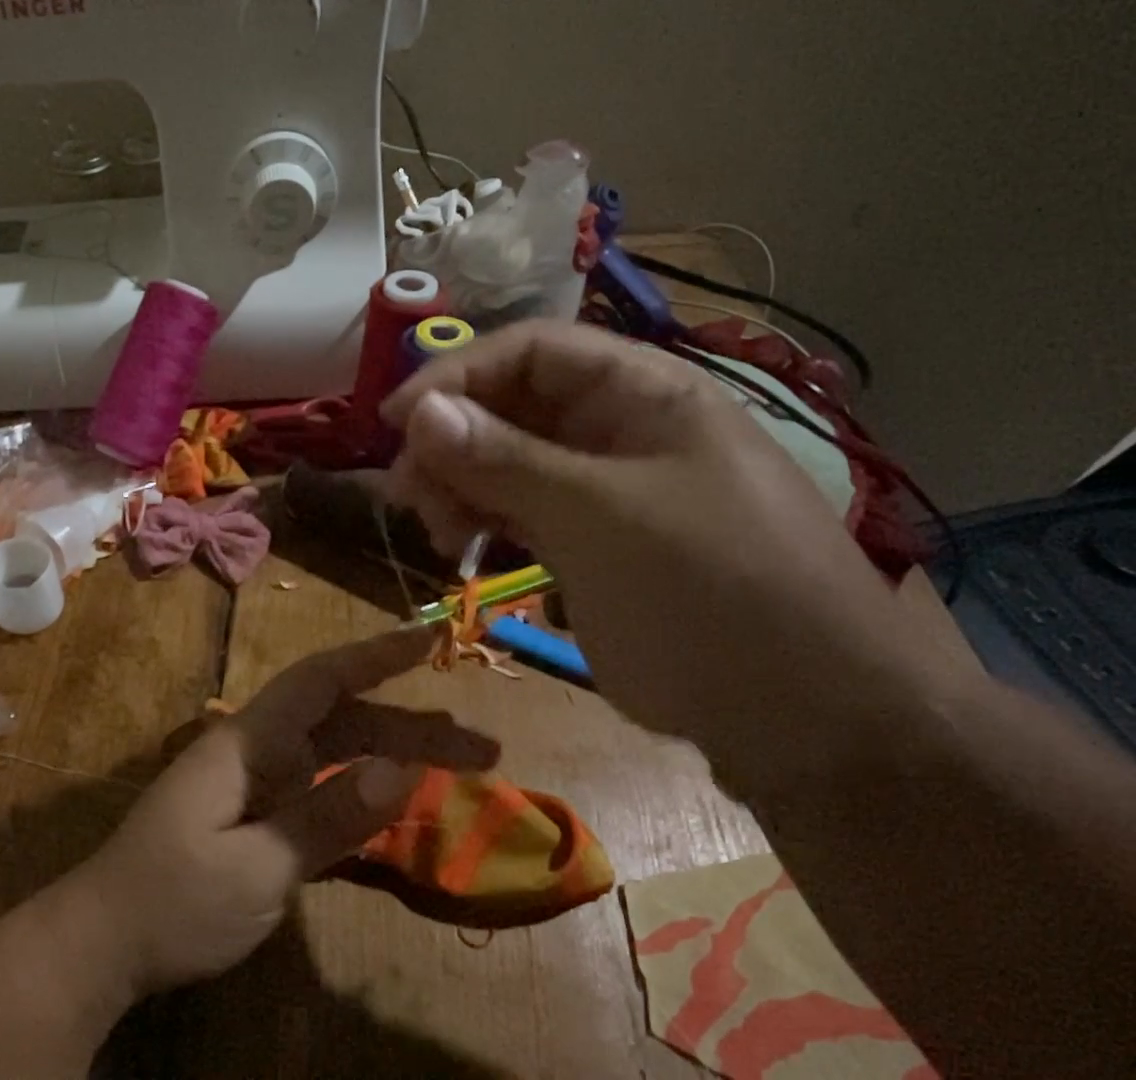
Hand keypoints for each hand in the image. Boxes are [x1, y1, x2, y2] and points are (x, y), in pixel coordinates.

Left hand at [63, 628, 497, 995]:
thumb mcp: (257, 868)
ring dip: (393, 756)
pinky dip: (362, 792)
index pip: (320, 681)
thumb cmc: (175, 901)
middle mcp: (254, 752)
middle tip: (486, 750)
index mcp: (248, 744)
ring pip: (334, 754)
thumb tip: (400, 766)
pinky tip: (395, 803)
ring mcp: (253, 786)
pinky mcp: (253, 819)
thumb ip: (327, 817)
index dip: (375, 656)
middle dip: (412, 726)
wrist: (104, 941)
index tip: (431, 638)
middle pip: (342, 720)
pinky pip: (319, 789)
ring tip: (459, 768)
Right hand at [380, 321, 968, 788]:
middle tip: (408, 495)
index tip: (393, 424)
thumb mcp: (600, 517)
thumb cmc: (709, 592)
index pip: (532, 351)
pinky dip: (482, 518)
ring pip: (509, 461)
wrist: (801, 715)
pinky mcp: (593, 545)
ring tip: (435, 529)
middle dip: (452, 439)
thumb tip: (417, 411)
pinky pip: (521, 510)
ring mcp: (607, 491)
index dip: (456, 375)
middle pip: (513, 404)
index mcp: (646, 395)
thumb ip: (504, 460)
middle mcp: (623, 430)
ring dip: (459, 483)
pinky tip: (457, 544)